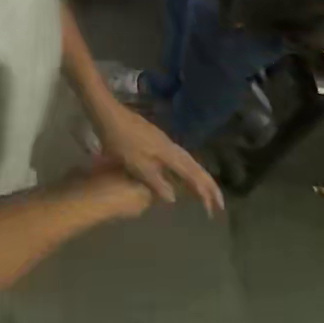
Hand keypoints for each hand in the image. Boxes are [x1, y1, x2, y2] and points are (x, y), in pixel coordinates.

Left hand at [91, 103, 224, 214]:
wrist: (107, 112)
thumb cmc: (120, 139)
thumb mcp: (135, 163)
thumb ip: (155, 181)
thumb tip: (174, 198)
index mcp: (168, 153)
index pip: (193, 175)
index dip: (205, 192)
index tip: (216, 209)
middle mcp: (170, 146)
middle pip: (194, 167)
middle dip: (207, 185)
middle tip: (216, 204)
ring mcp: (162, 140)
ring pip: (186, 161)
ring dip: (196, 177)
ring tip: (201, 192)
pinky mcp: (154, 138)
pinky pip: (176, 157)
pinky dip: (184, 169)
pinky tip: (177, 173)